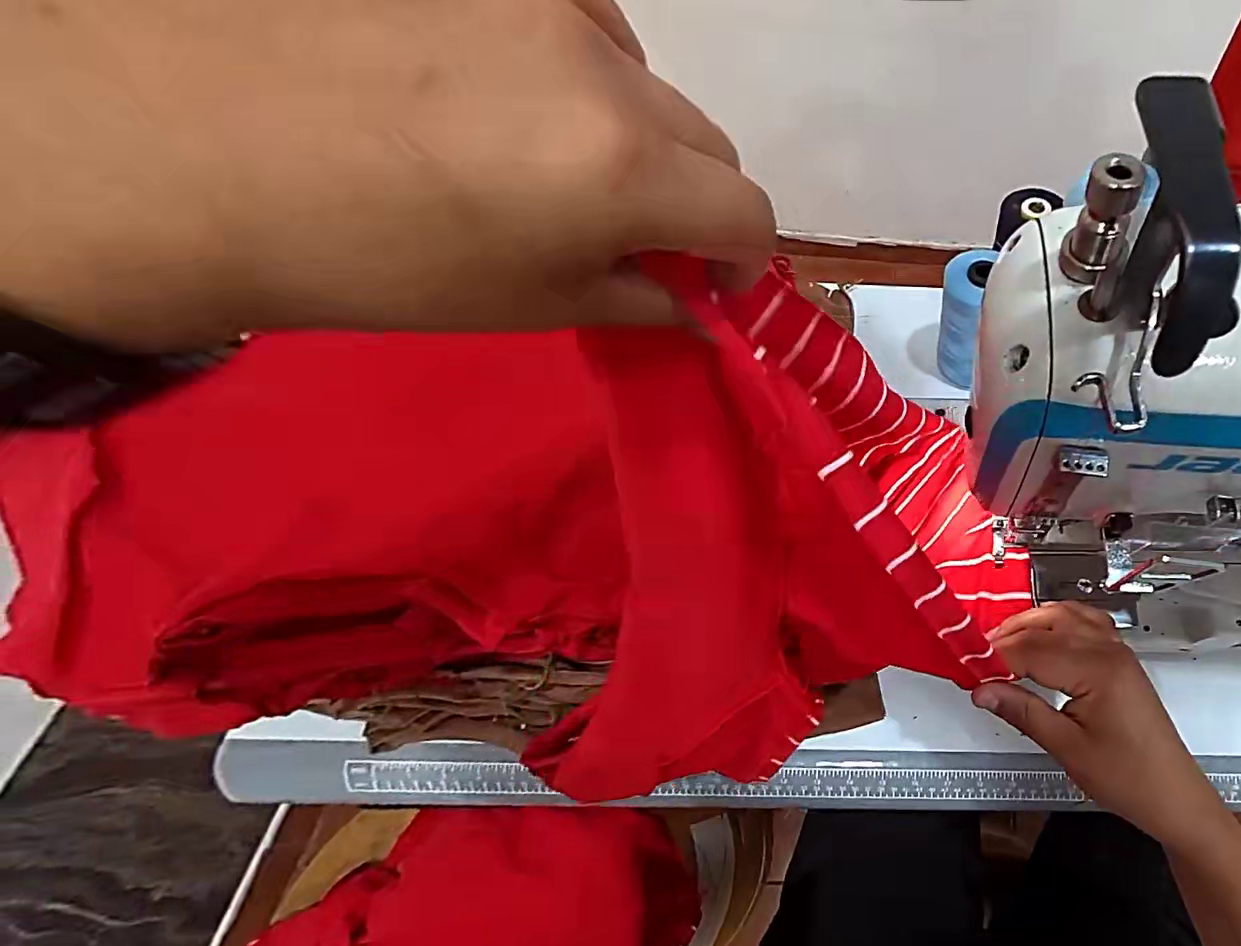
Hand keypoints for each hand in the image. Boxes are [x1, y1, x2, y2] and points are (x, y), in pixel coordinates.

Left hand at [0, 0, 773, 350]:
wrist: (172, 148)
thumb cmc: (380, 260)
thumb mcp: (542, 304)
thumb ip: (649, 298)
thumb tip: (701, 304)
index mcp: (622, 168)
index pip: (751, 213)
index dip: (747, 260)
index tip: (712, 282)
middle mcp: (601, 68)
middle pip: (713, 146)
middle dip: (696, 202)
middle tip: (636, 235)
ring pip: (652, 85)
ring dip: (642, 137)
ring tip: (558, 160)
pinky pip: (585, 20)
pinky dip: (585, 68)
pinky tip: (516, 87)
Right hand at [972, 603, 1232, 849]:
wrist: (1171, 793)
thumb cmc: (1127, 777)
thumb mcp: (1066, 747)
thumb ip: (1022, 711)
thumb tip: (983, 691)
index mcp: (1096, 669)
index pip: (1032, 649)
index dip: (996, 656)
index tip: (970, 666)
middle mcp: (1109, 651)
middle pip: (1047, 624)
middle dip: (1009, 635)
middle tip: (979, 655)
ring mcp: (1118, 651)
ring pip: (1067, 615)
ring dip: (1032, 623)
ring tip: (1003, 643)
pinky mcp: (1121, 659)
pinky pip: (1087, 622)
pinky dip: (1060, 622)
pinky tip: (1044, 635)